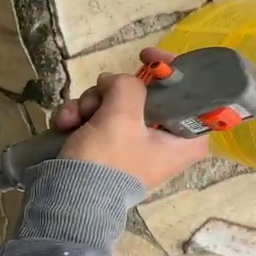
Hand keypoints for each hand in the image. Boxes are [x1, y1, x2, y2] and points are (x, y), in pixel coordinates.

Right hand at [53, 47, 211, 191]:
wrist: (67, 199)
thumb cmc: (105, 162)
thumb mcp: (120, 119)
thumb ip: (126, 87)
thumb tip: (116, 79)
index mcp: (186, 137)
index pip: (191, 92)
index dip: (169, 71)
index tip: (145, 57)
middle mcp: (162, 139)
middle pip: (141, 96)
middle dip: (110, 94)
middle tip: (94, 102)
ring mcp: (130, 143)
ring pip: (111, 104)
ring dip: (86, 104)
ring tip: (72, 119)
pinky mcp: (102, 147)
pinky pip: (93, 118)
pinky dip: (76, 117)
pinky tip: (63, 125)